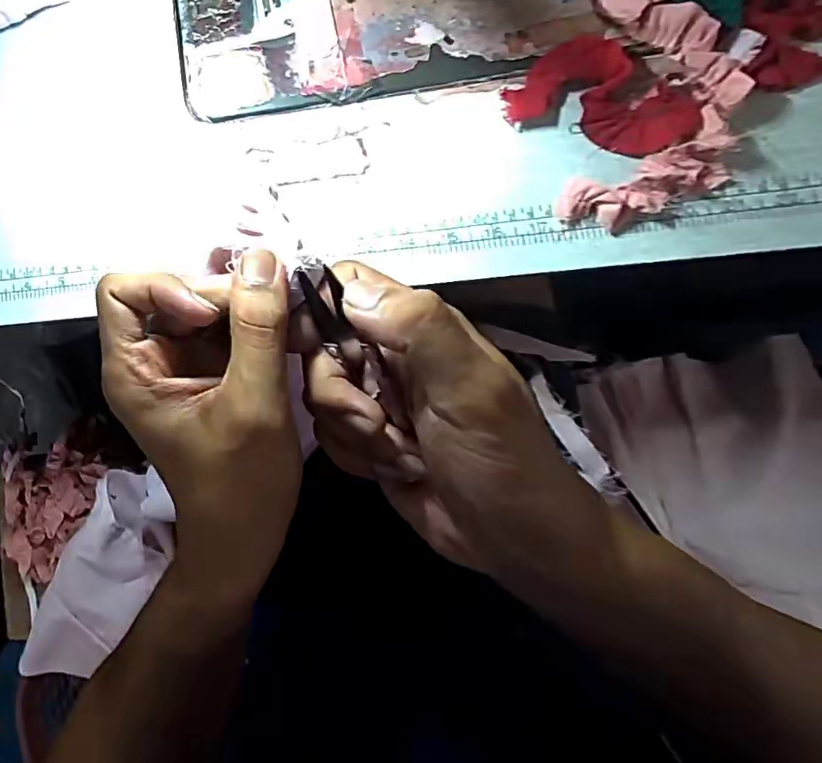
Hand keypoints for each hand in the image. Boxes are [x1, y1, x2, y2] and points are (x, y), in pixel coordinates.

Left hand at [96, 249, 300, 599]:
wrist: (246, 539)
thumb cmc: (240, 485)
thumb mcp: (253, 405)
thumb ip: (257, 331)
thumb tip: (264, 258)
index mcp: (133, 369)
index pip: (121, 289)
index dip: (165, 286)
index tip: (210, 314)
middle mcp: (150, 357)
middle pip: (173, 287)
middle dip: (222, 293)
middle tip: (273, 310)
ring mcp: (182, 360)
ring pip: (206, 300)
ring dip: (247, 303)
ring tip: (289, 317)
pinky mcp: (211, 366)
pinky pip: (228, 321)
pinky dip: (257, 319)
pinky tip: (289, 331)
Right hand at [304, 262, 601, 576]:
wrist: (514, 537)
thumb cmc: (497, 451)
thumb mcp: (466, 382)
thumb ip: (416, 325)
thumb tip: (351, 292)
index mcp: (414, 324)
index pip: (348, 284)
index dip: (318, 304)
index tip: (307, 343)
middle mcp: (389, 352)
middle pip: (321, 346)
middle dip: (338, 392)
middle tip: (378, 422)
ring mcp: (376, 397)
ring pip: (321, 394)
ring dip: (353, 431)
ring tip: (402, 454)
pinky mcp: (368, 438)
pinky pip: (329, 433)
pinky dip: (356, 455)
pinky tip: (396, 470)